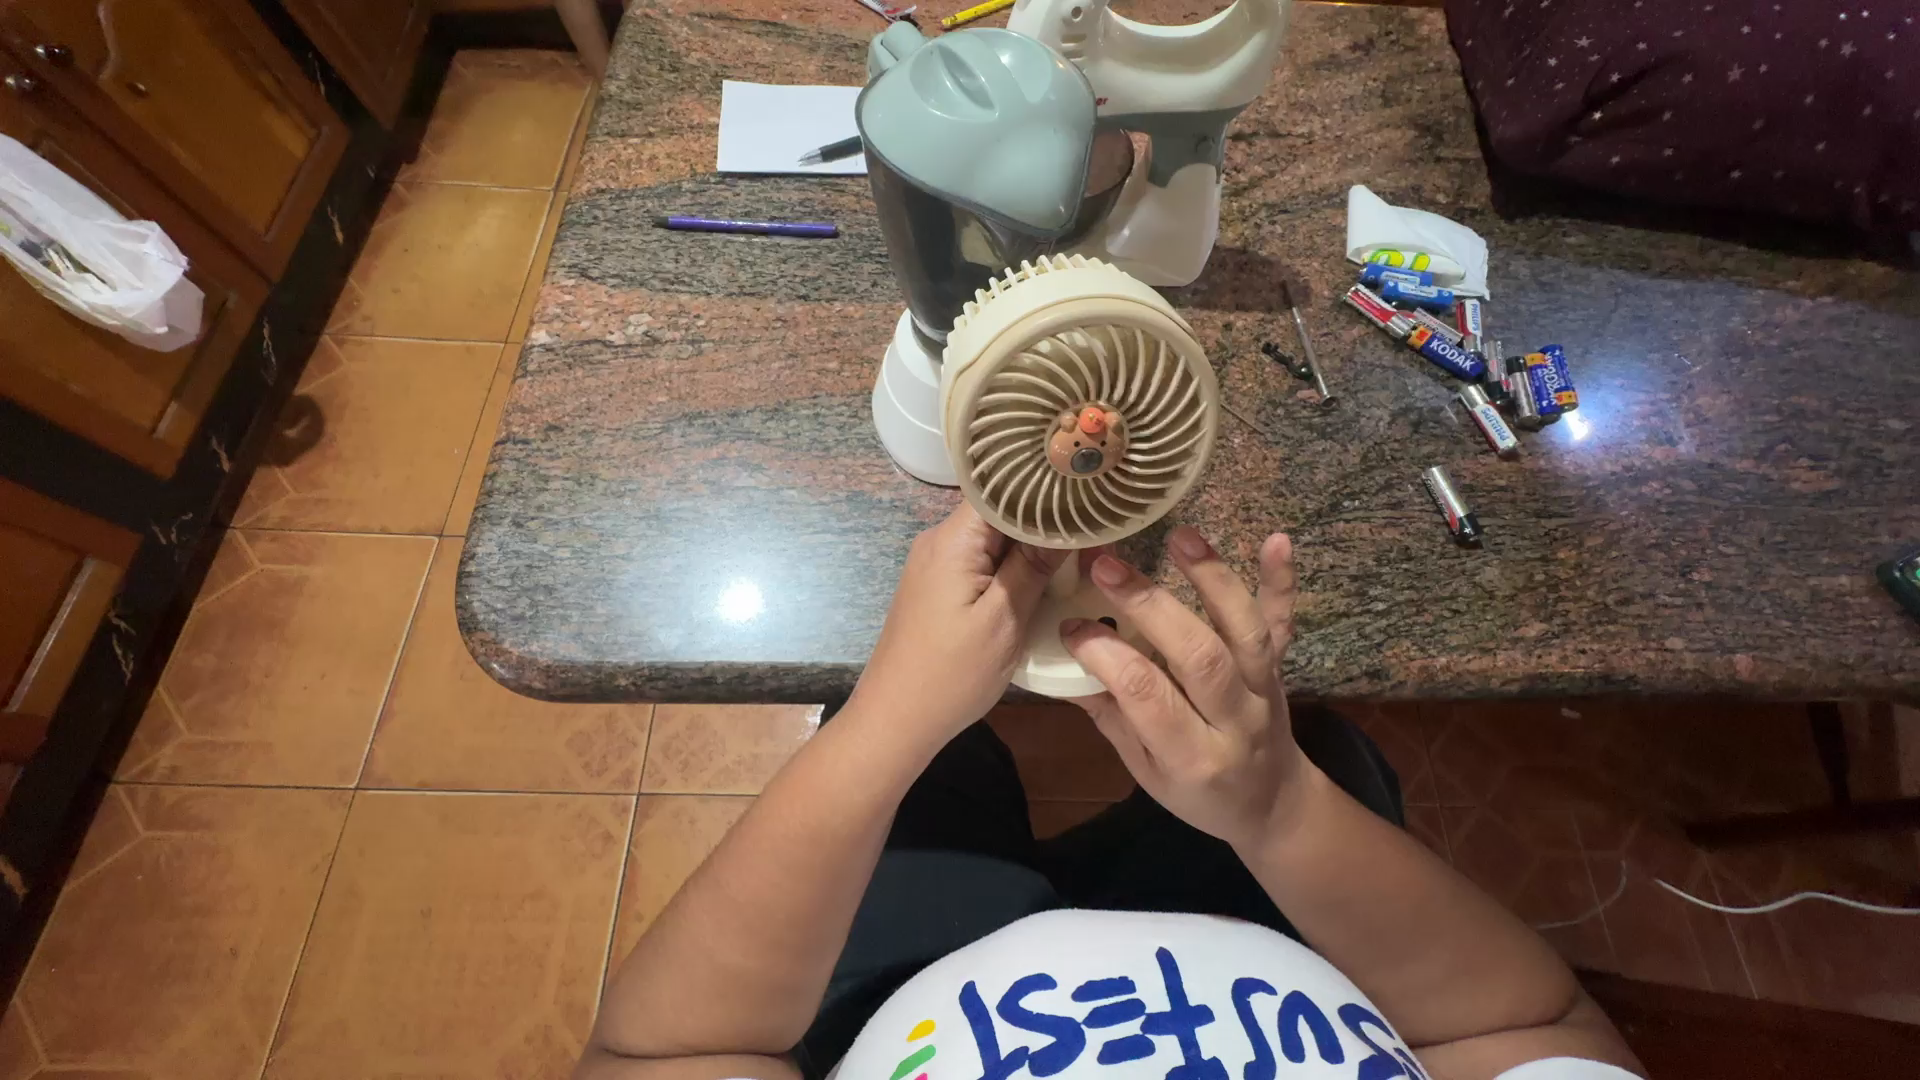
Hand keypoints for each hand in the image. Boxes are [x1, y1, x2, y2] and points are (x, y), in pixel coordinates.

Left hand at [851, 503, 1068, 745]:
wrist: (896, 720)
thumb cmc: (951, 673)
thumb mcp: (1003, 620)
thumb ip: (1033, 567)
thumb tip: (1067, 521)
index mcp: (952, 539)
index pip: (1002, 489)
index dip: (1044, 487)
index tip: (1086, 490)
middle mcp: (939, 541)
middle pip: (998, 512)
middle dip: (1043, 518)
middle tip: (1094, 522)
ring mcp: (936, 564)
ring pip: (992, 539)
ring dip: (1029, 545)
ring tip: (1079, 547)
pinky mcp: (938, 587)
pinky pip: (980, 561)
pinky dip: (1011, 566)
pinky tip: (1041, 576)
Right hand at [1061, 527, 1309, 849]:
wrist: (1273, 805)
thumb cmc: (1197, 793)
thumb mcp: (1144, 771)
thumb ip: (1109, 715)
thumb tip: (1064, 661)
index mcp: (1193, 756)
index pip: (1147, 696)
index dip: (1105, 655)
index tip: (1070, 625)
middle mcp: (1235, 719)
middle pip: (1199, 656)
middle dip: (1149, 606)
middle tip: (1105, 566)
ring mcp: (1265, 688)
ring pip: (1244, 631)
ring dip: (1213, 579)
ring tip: (1179, 536)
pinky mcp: (1283, 666)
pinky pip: (1286, 623)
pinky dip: (1282, 581)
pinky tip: (1278, 539)